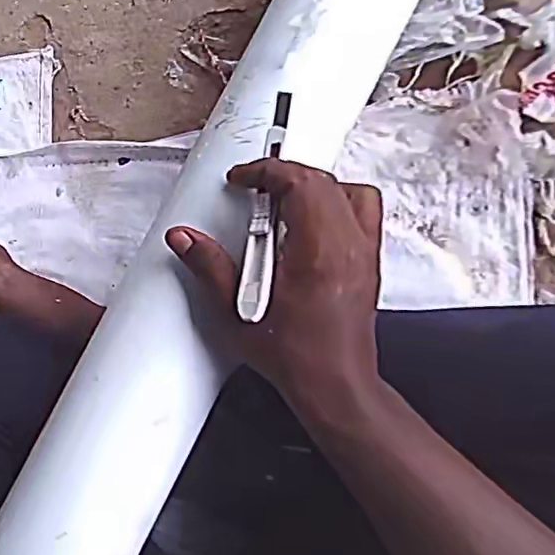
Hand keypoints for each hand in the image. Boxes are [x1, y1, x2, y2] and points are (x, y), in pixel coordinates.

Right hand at [165, 158, 383, 412]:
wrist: (333, 384)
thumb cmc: (295, 357)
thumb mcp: (235, 315)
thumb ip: (210, 269)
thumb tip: (187, 240)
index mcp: (318, 255)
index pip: (302, 185)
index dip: (268, 171)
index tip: (243, 178)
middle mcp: (348, 249)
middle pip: (324, 182)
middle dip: (284, 174)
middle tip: (253, 186)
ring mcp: (363, 254)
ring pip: (350, 192)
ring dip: (313, 187)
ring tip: (279, 201)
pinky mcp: (367, 262)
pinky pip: (360, 212)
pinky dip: (331, 204)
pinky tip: (301, 225)